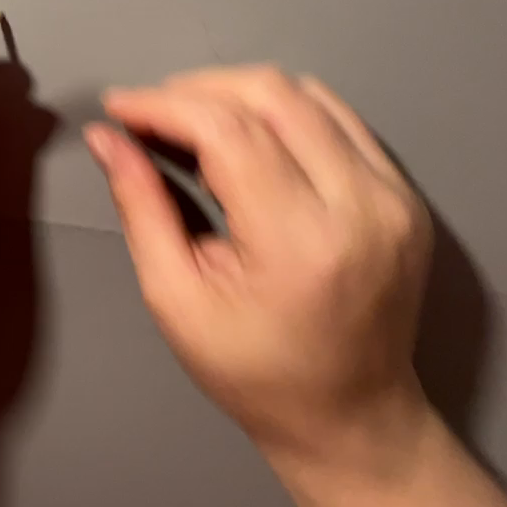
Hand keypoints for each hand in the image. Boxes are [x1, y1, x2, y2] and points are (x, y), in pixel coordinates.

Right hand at [84, 66, 433, 469]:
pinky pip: (334, 116)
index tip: (115, 108)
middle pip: (271, 94)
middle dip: (194, 89)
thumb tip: (103, 137)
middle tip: (146, 114)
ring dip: (234, 92)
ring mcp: (394, 195)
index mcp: (300, 240)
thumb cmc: (251, 369)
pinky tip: (239, 136)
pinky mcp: (403, 192)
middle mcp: (362, 205)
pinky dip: (275, 109)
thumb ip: (139, 205)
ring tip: (186, 122)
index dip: (162, 105)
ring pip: (305, 93)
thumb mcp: (173, 295)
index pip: (228, 130)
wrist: (354, 417)